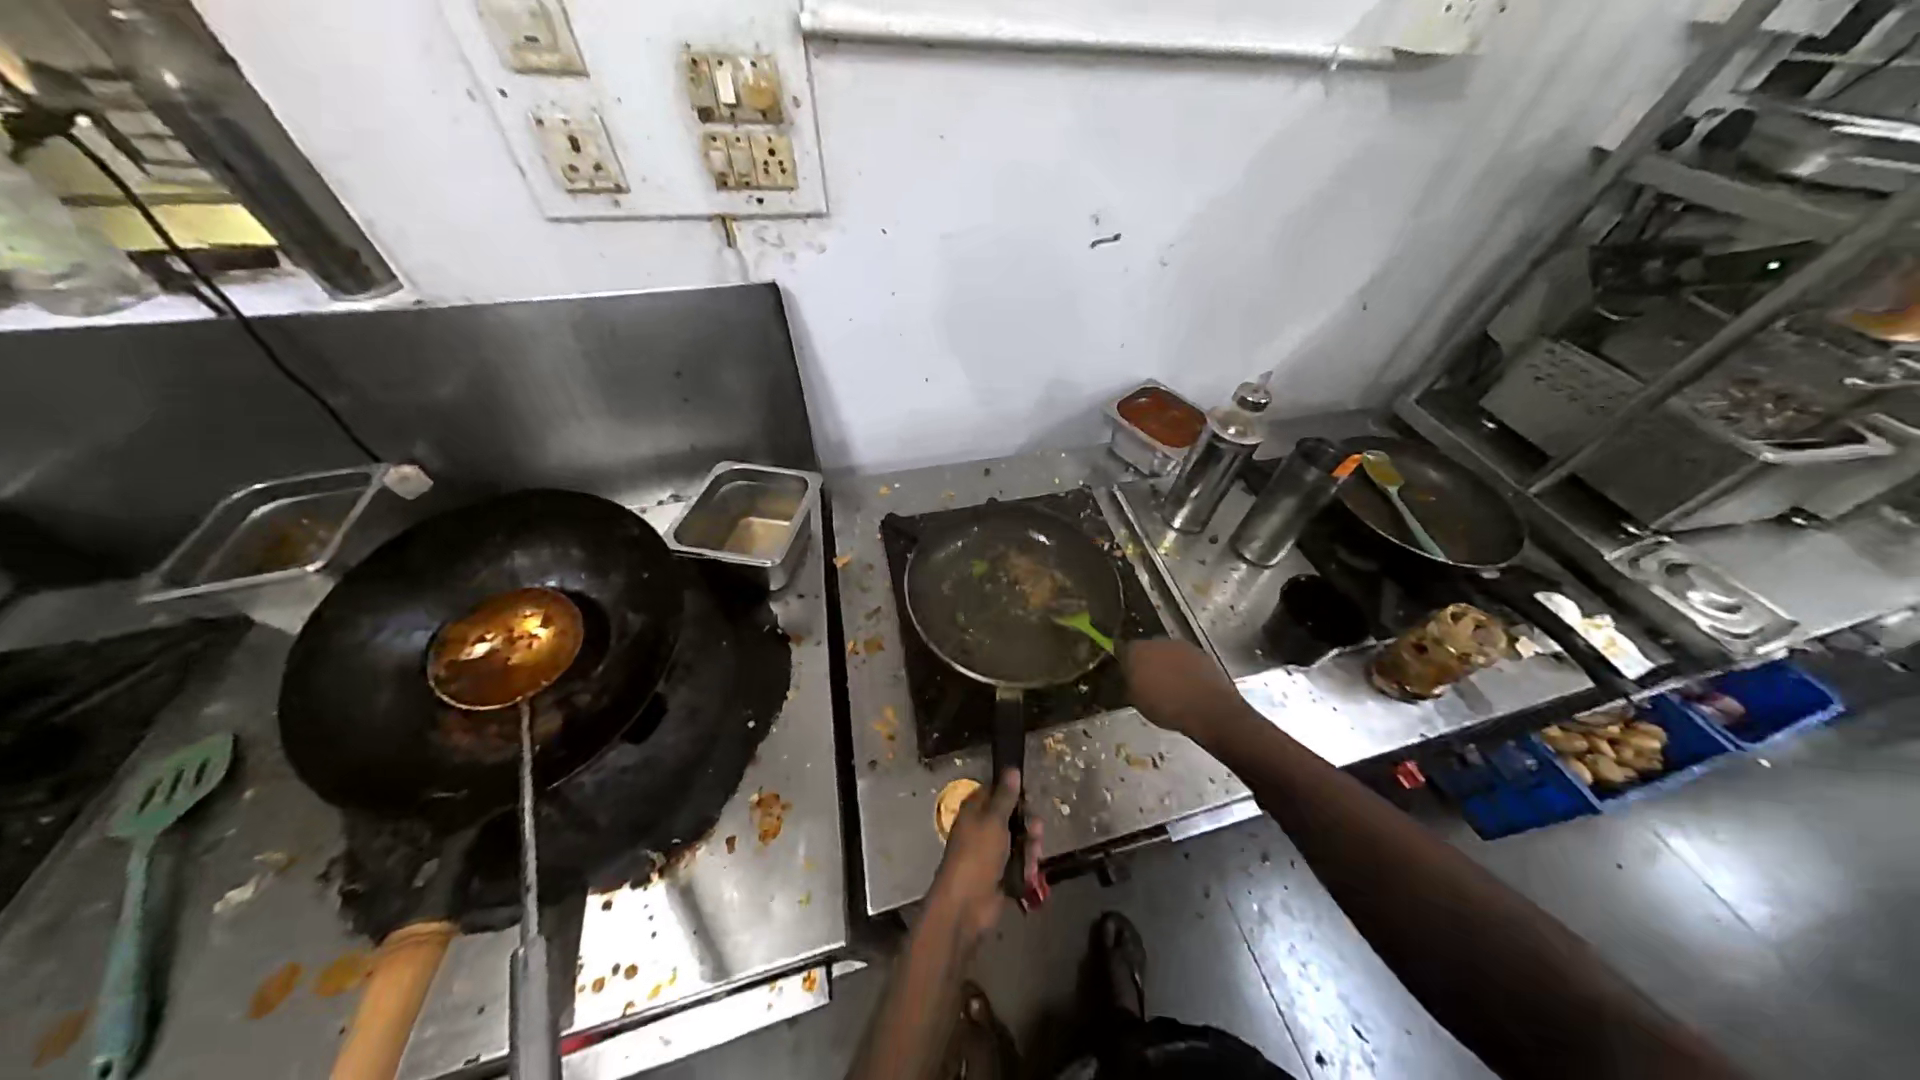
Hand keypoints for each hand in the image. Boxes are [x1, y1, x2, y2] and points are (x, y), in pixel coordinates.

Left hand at [928, 770, 1038, 947]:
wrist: (966, 905)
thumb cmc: (976, 856)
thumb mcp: (993, 821)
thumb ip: (1005, 796)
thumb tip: (1011, 768)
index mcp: (975, 811)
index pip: (996, 791)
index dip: (1013, 792)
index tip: (1028, 794)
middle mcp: (983, 828)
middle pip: (1013, 817)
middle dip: (1028, 823)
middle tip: (1035, 829)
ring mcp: (993, 853)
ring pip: (1020, 841)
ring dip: (1031, 847)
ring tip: (1033, 855)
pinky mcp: (1002, 874)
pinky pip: (1021, 863)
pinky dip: (1027, 866)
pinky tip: (1030, 873)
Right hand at [1122, 638, 1242, 742]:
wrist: (1208, 709)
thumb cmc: (1166, 707)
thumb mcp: (1136, 700)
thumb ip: (1129, 684)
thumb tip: (1130, 680)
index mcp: (1136, 651)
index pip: (1122, 650)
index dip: (1124, 663)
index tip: (1126, 676)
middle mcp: (1158, 642)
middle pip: (1147, 649)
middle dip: (1147, 662)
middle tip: (1148, 681)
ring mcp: (1182, 646)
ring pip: (1168, 653)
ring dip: (1167, 664)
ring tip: (1170, 685)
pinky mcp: (1202, 653)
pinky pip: (1186, 660)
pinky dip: (1185, 669)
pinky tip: (1188, 686)